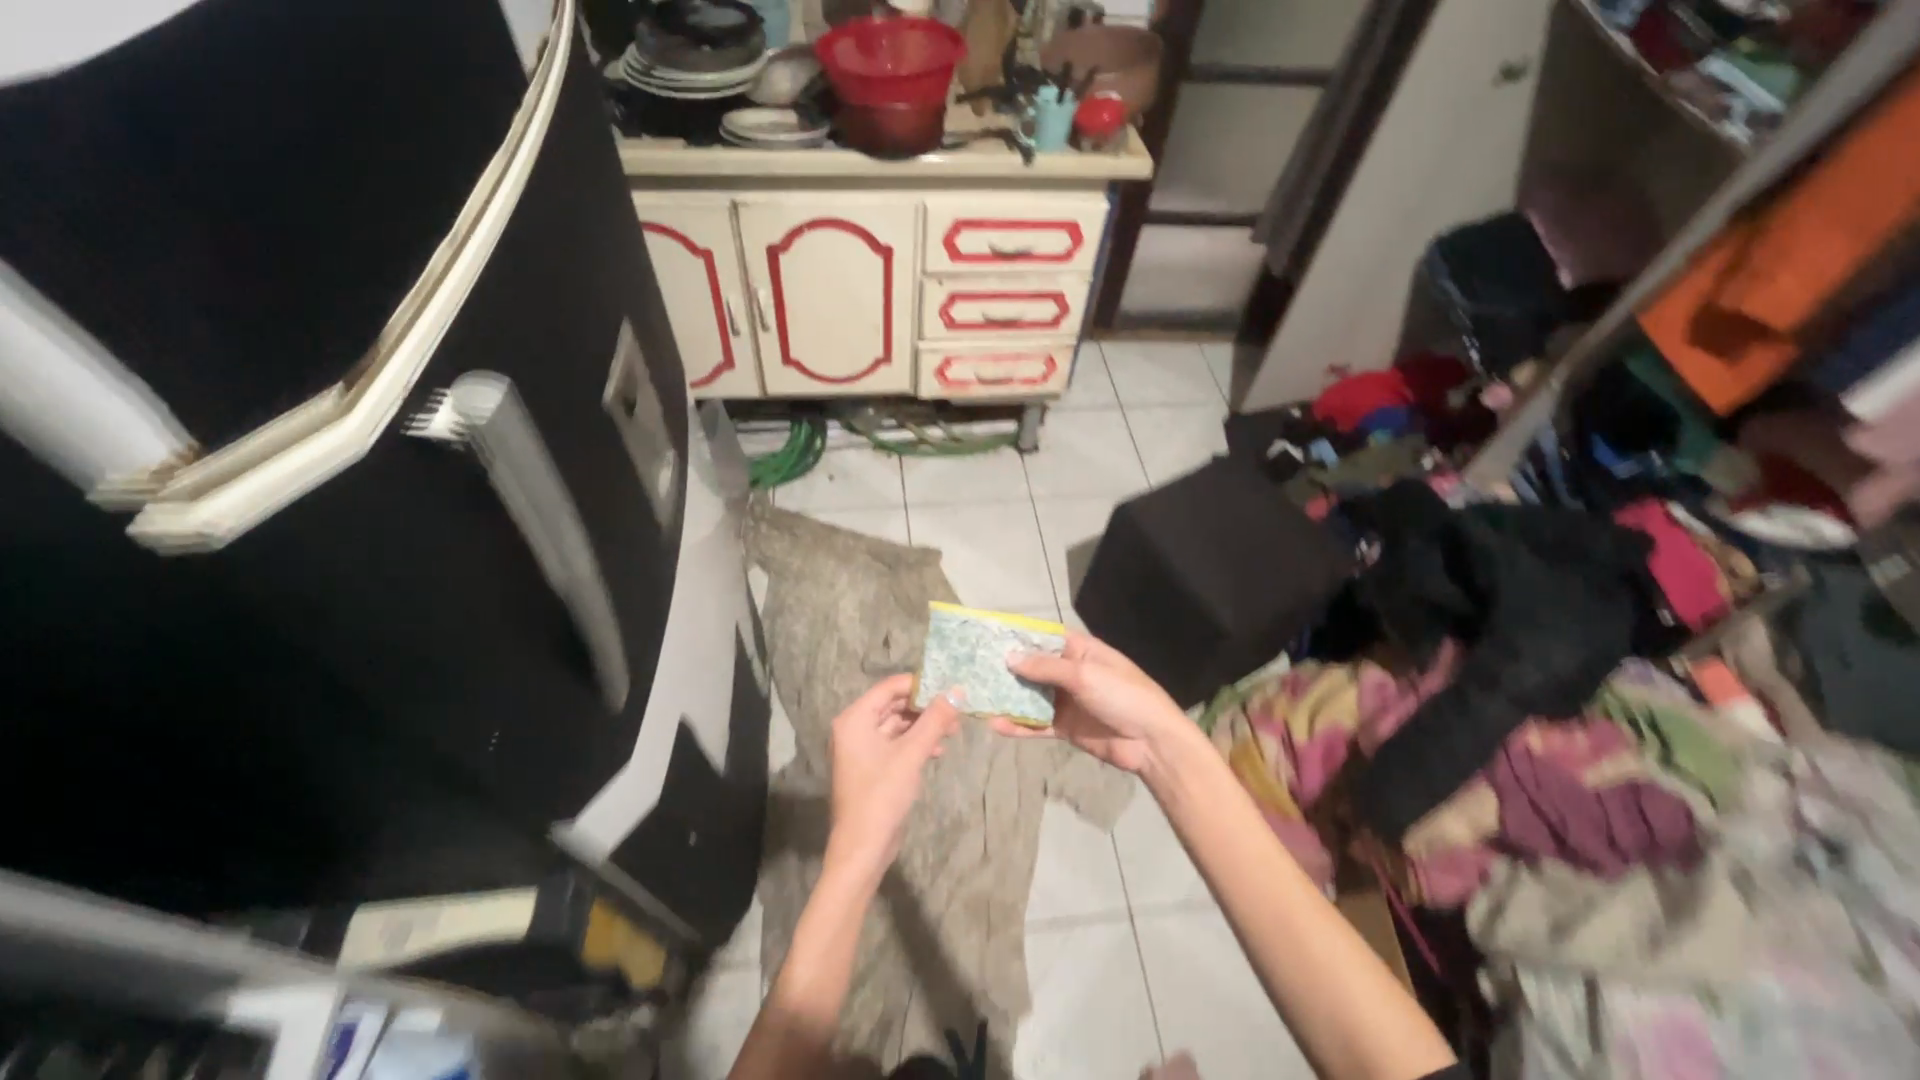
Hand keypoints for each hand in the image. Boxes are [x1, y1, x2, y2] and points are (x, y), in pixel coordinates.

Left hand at [825, 674, 962, 883]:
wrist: (863, 847)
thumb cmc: (882, 795)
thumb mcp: (912, 754)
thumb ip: (935, 720)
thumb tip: (957, 690)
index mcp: (855, 719)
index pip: (889, 687)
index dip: (920, 684)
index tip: (950, 687)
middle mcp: (855, 728)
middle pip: (894, 704)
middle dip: (925, 706)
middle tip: (957, 709)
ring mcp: (862, 749)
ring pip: (898, 725)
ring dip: (924, 726)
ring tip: (954, 730)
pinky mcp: (873, 767)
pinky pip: (897, 744)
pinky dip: (917, 743)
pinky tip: (939, 750)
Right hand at [989, 634, 1185, 772]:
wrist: (1151, 742)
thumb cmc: (1123, 696)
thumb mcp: (1084, 674)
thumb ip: (1046, 667)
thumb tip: (1009, 657)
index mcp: (1080, 651)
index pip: (1044, 638)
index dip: (1018, 637)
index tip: (988, 637)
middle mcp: (1071, 673)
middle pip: (1033, 668)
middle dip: (1006, 669)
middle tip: (972, 668)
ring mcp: (1067, 701)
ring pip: (1031, 697)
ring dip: (1008, 697)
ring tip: (976, 697)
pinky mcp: (1065, 727)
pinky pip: (1036, 724)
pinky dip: (1018, 725)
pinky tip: (996, 725)